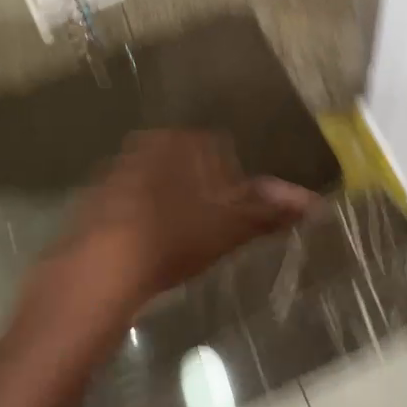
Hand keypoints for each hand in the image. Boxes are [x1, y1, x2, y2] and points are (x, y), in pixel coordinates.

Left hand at [52, 130, 319, 303]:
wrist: (102, 266)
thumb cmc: (174, 239)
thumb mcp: (229, 227)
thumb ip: (269, 210)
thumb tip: (311, 202)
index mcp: (182, 140)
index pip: (219, 148)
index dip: (229, 181)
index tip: (231, 213)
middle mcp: (148, 142)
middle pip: (186, 160)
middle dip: (199, 187)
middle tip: (207, 228)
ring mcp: (117, 165)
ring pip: (156, 177)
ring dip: (169, 200)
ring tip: (178, 239)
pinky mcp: (95, 193)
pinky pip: (129, 197)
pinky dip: (141, 214)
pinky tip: (146, 244)